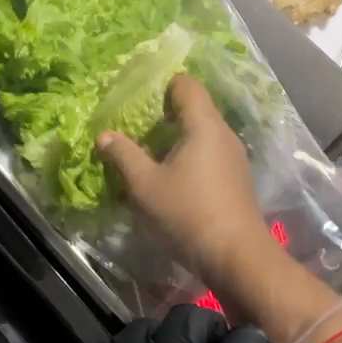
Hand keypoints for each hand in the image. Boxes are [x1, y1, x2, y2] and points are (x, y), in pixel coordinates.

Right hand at [97, 75, 275, 286]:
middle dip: (162, 118)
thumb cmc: (187, 213)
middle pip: (193, 110)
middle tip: (134, 132)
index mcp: (203, 125)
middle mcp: (223, 135)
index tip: (138, 102)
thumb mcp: (144, 185)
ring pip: (200, 137)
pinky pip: (208, 158)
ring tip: (147, 160)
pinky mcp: (236, 182)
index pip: (186, 85)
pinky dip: (187, 161)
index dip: (162, 87)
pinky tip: (169, 184)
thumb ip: (123, 155)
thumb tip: (105, 136)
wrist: (236, 257)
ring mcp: (234, 159)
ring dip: (173, 143)